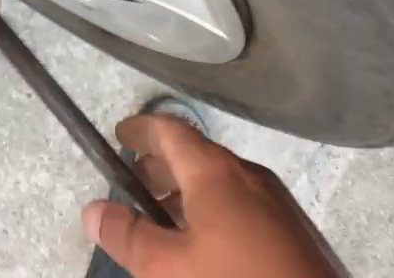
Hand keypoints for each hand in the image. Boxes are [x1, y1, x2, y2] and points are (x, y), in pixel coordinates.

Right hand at [84, 113, 343, 277]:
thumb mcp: (169, 271)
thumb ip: (128, 237)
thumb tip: (93, 209)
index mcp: (216, 172)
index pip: (170, 130)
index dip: (141, 130)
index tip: (119, 136)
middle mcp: (250, 177)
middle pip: (196, 155)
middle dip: (162, 166)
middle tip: (134, 185)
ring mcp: (281, 208)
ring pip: (223, 185)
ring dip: (189, 195)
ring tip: (167, 225)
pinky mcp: (300, 240)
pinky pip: (245, 209)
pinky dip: (216, 214)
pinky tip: (209, 252)